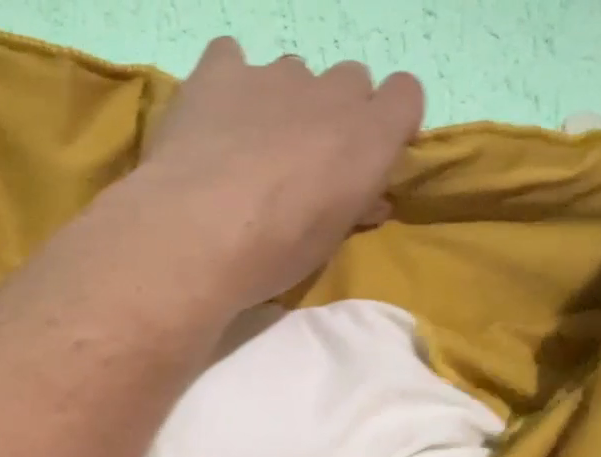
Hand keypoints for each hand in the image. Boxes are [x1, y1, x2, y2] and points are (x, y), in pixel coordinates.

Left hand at [121, 38, 424, 314]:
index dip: (385, 123)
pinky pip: (230, 58)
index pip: (406, 95)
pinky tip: (210, 119)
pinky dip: (227, 83)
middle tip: (300, 161)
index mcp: (370, 136)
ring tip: (245, 148)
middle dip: (331, 114)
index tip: (362, 157)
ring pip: (292, 73)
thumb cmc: (270, 254)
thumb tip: (372, 201)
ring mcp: (276, 75)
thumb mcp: (324, 246)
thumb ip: (353, 209)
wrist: (194, 235)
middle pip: (348, 81)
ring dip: (280, 102)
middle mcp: (331, 93)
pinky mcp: (222, 71)